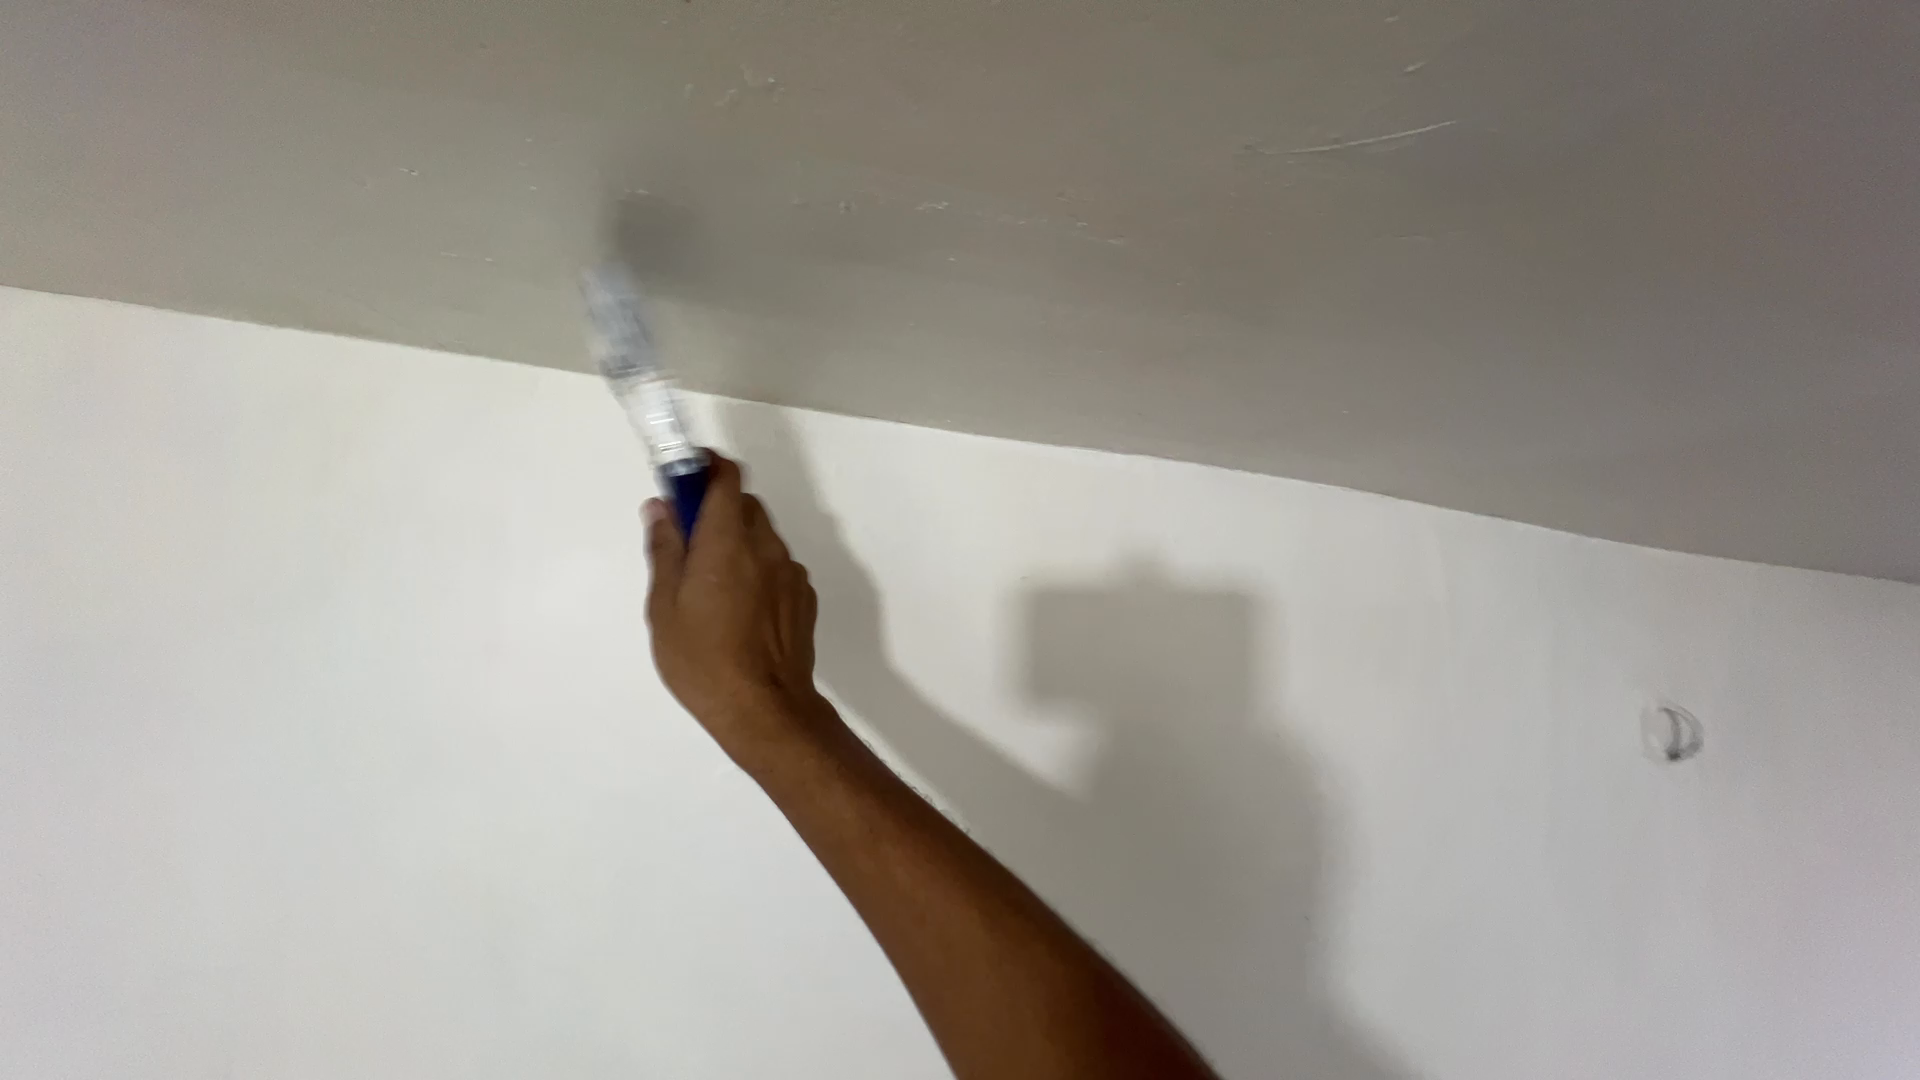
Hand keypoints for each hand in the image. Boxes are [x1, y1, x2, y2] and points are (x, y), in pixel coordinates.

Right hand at [642, 452, 833, 756]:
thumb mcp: (664, 607)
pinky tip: (742, 609)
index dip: (705, 466)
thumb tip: (661, 507)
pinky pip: (778, 566)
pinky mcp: (805, 596)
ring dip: (739, 542)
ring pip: (763, 537)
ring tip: (713, 587)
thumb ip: (665, 549)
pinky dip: (759, 570)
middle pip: (745, 505)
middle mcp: (766, 546)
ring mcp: (791, 572)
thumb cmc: (701, 659)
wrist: (764, 707)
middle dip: (717, 509)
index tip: (683, 477)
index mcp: (727, 541)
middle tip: (689, 542)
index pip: (726, 476)